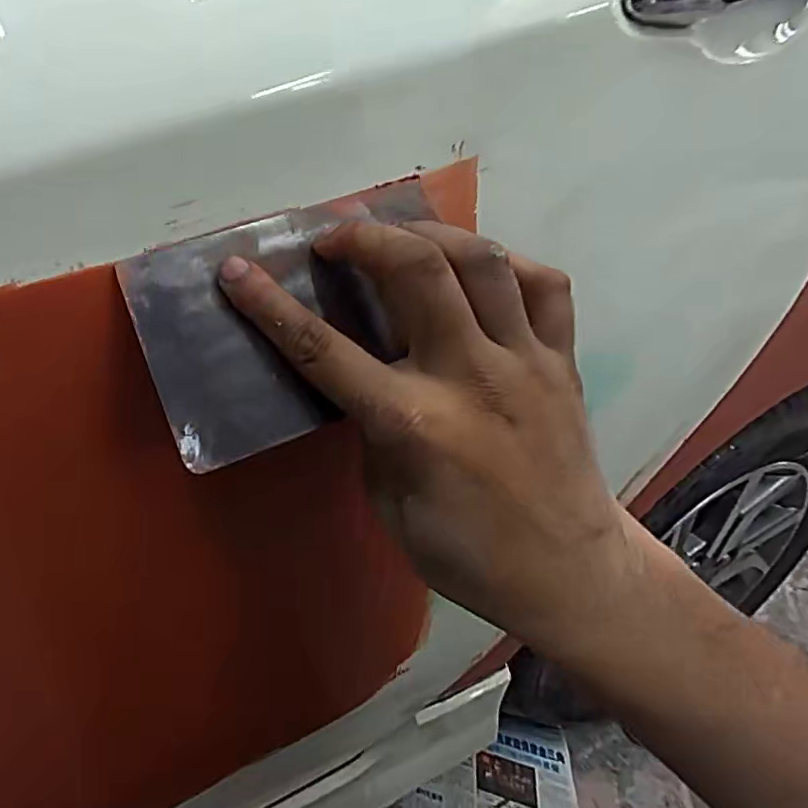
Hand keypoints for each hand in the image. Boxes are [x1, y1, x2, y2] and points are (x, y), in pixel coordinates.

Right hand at [217, 221, 644, 652]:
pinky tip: (480, 270)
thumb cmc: (466, 551)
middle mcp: (469, 376)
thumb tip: (366, 377)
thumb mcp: (389, 503)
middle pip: (415, 270)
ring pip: (482, 260)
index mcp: (413, 422)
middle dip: (364, 236)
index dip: (269, 305)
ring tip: (402, 238)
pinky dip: (507, 263)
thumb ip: (372, 431)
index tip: (237, 270)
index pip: (323, 350)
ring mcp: (525, 362)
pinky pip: (545, 285)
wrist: (569, 574)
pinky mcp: (564, 361)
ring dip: (431, 232)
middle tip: (334, 239)